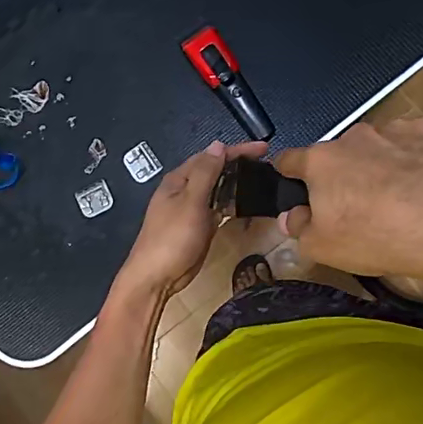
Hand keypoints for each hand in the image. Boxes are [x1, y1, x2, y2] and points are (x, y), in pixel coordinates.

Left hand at [115, 139, 268, 298]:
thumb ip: (205, 173)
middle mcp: (184, 190)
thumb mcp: (190, 201)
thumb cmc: (171, 239)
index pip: (211, 156)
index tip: (263, 149)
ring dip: (236, 183)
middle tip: (266, 163)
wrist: (156, 278)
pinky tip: (244, 205)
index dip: (237, 150)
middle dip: (238, 164)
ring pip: (216, 189)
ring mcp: (191, 209)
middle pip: (214, 170)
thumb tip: (218, 145)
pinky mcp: (198, 226)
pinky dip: (231, 203)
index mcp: (178, 180)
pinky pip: (217, 208)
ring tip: (260, 180)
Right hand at [274, 114, 422, 279]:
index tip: (298, 187)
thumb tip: (294, 216)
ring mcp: (401, 128)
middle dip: (349, 176)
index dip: (291, 176)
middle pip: (343, 154)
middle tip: (366, 209)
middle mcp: (359, 136)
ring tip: (409, 202)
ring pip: (385, 147)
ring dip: (388, 166)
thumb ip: (300, 229)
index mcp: (323, 161)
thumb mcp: (326, 250)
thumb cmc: (387, 239)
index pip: (290, 159)